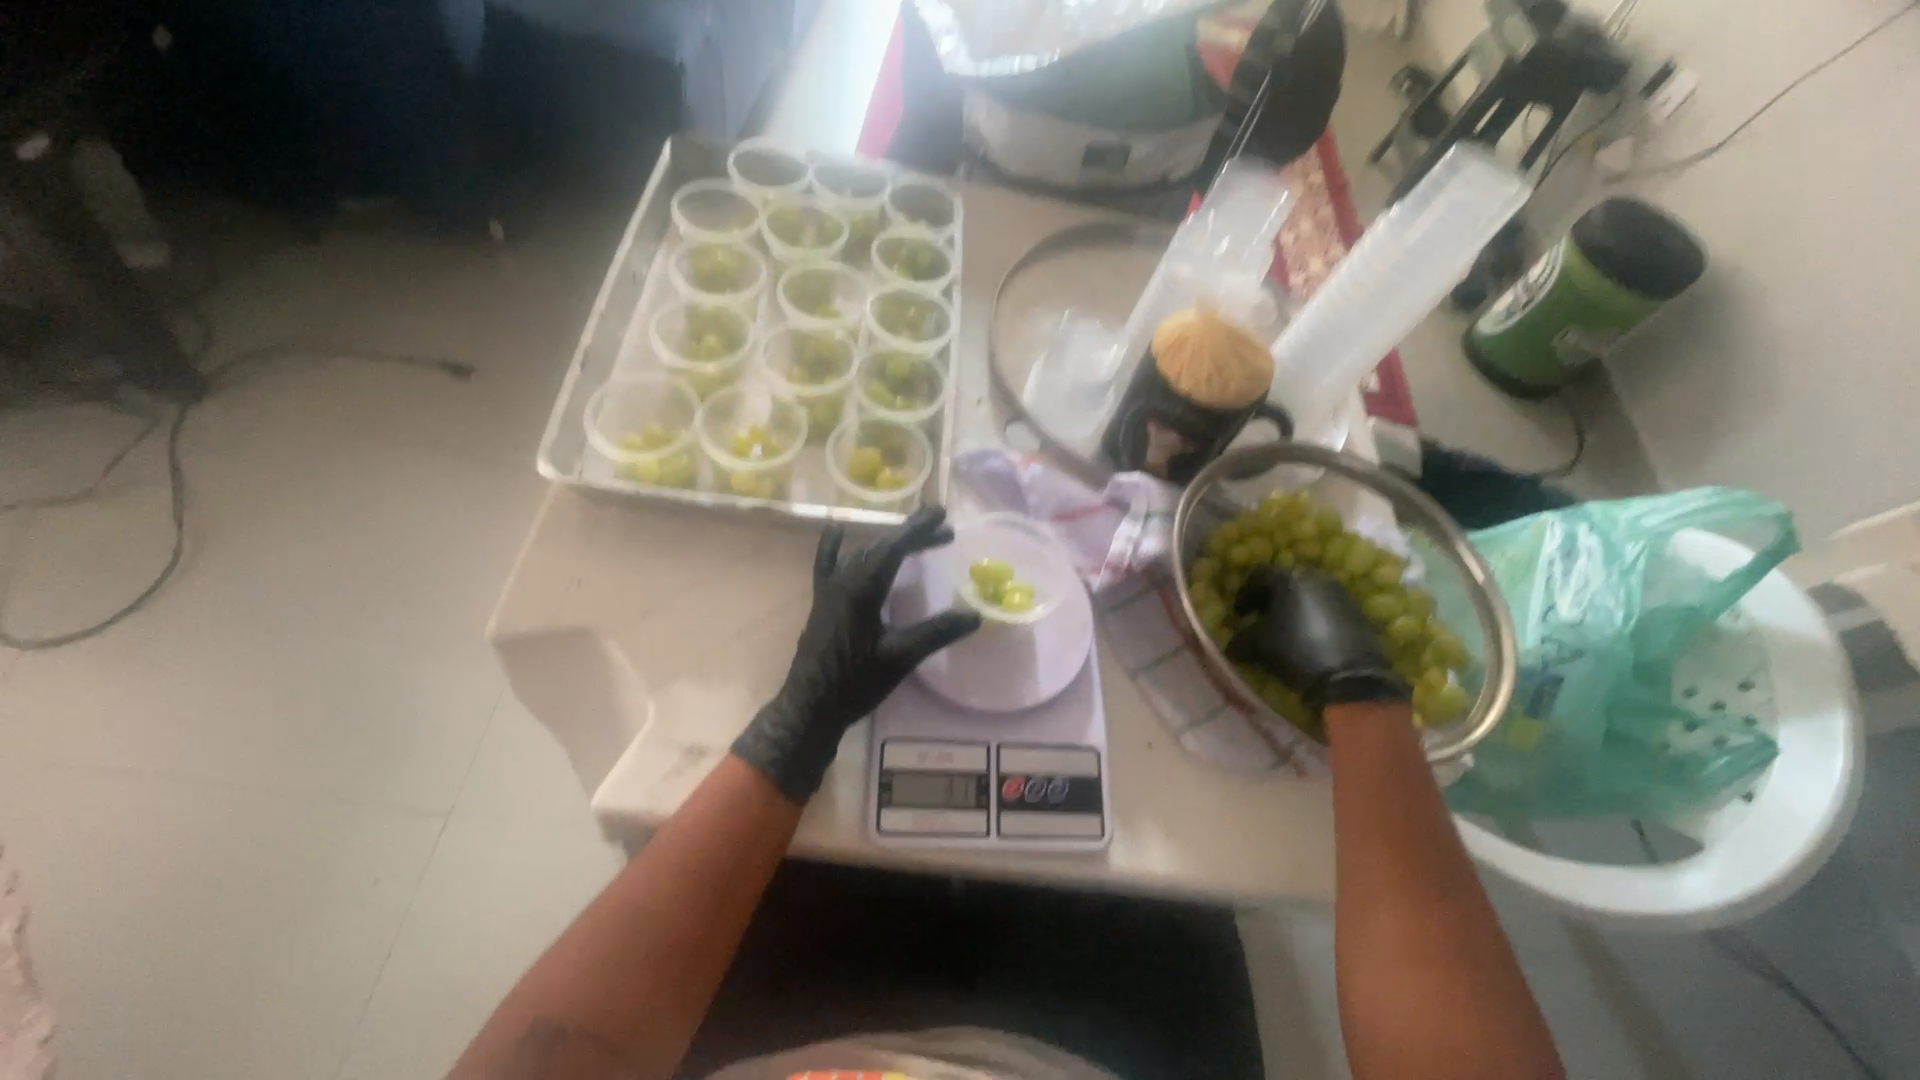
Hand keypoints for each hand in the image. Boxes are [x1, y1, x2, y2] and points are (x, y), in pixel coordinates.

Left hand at [732, 506, 981, 801]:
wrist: (810, 707)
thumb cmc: (855, 682)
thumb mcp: (901, 657)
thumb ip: (937, 632)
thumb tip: (975, 614)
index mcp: (862, 588)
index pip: (894, 546)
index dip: (919, 528)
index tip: (941, 514)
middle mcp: (843, 581)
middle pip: (881, 547)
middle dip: (912, 536)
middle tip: (943, 530)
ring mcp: (829, 591)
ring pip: (862, 556)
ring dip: (890, 545)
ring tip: (915, 541)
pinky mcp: (823, 603)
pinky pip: (829, 566)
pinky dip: (835, 548)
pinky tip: (836, 531)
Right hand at [1228, 566, 1407, 713]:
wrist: (1347, 676)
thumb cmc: (1293, 650)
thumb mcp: (1257, 645)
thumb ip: (1240, 639)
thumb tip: (1233, 643)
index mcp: (1288, 578)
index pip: (1259, 577)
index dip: (1245, 595)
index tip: (1239, 615)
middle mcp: (1315, 577)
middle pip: (1286, 582)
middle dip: (1271, 599)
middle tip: (1261, 619)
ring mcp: (1340, 592)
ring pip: (1309, 593)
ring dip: (1294, 607)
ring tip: (1286, 629)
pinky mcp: (1357, 610)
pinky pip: (1328, 606)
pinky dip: (1314, 616)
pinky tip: (1309, 636)